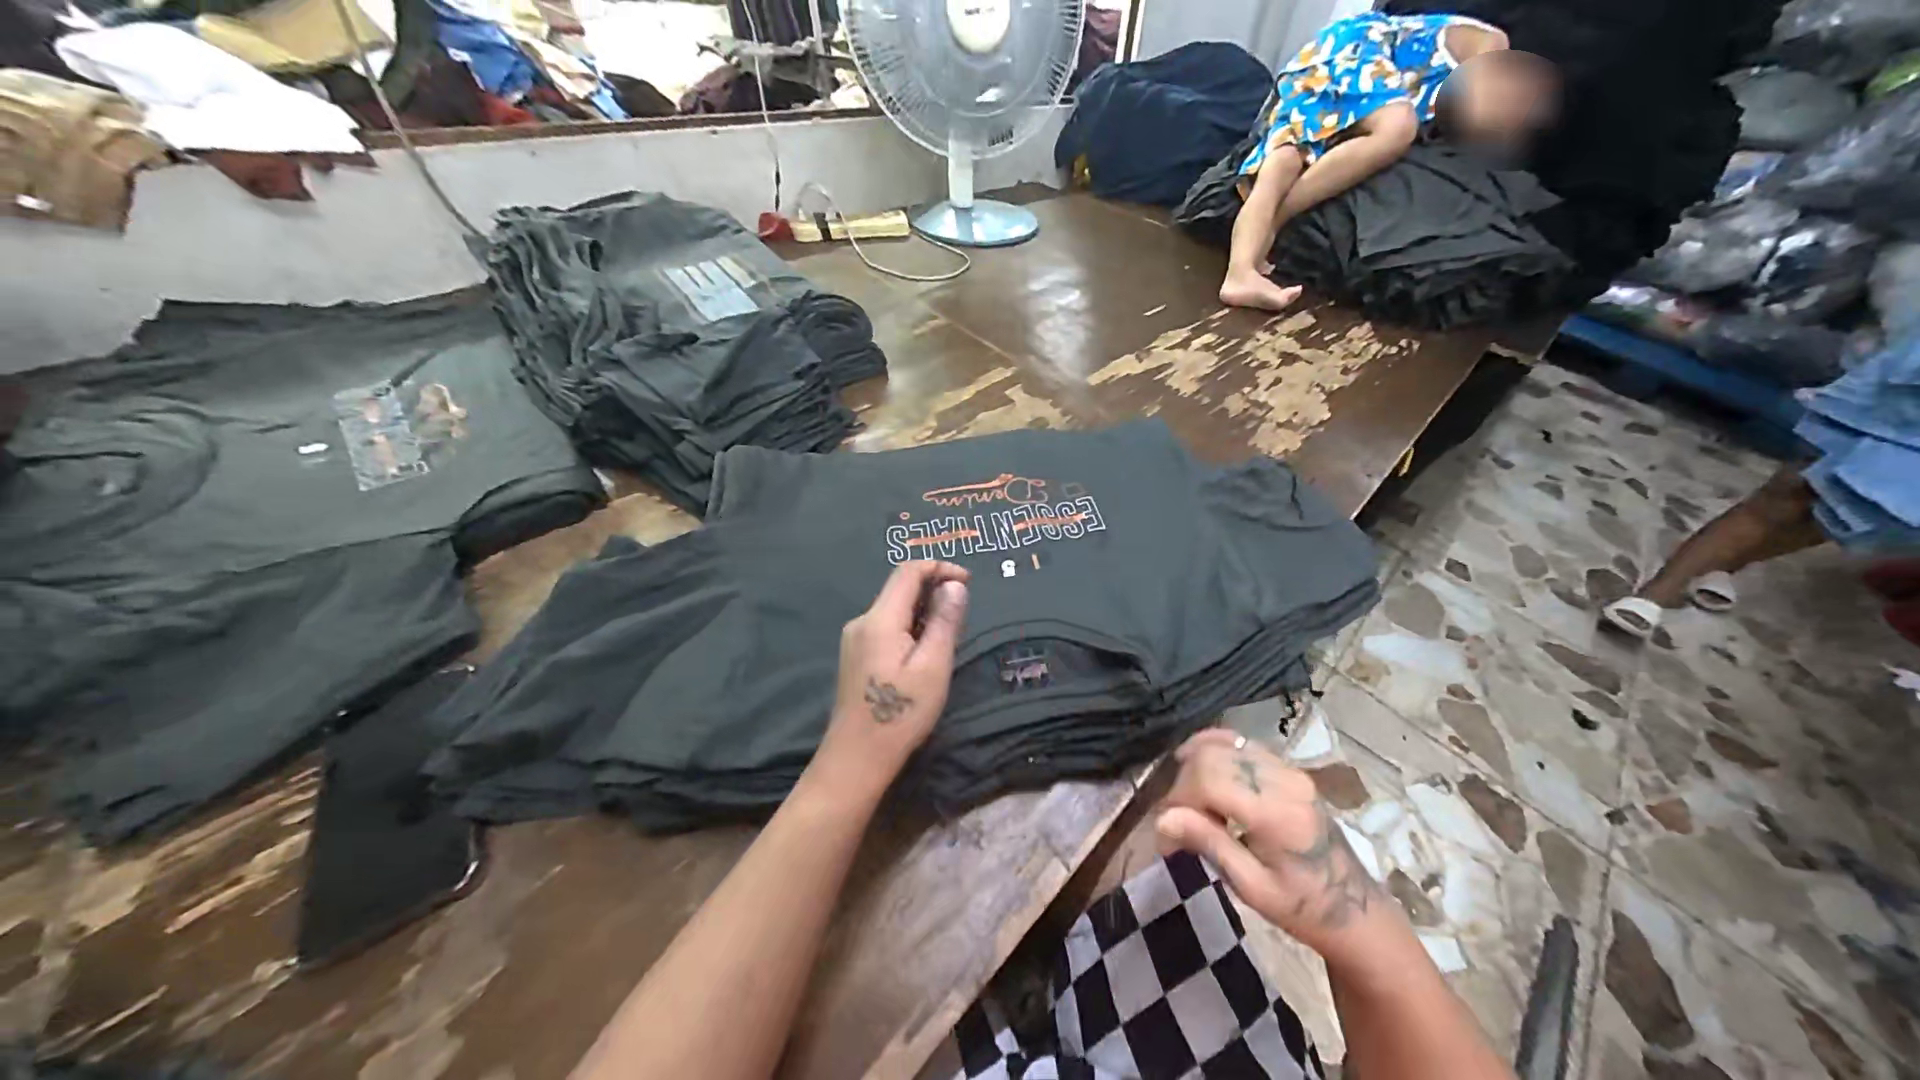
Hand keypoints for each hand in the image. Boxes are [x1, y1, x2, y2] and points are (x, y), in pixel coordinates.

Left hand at [809, 561, 970, 802]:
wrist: (857, 758)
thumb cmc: (900, 714)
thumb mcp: (933, 666)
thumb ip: (944, 621)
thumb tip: (955, 584)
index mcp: (879, 618)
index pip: (908, 571)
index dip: (940, 567)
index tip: (968, 581)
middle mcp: (862, 621)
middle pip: (899, 588)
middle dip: (933, 589)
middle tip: (961, 615)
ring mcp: (854, 638)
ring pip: (893, 608)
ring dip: (922, 610)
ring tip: (946, 637)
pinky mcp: (855, 655)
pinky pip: (886, 626)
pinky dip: (909, 627)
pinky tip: (922, 652)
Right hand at [1155, 729, 1404, 972]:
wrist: (1357, 912)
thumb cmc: (1303, 908)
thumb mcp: (1251, 887)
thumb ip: (1208, 843)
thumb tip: (1161, 819)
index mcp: (1277, 813)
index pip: (1209, 779)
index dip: (1178, 798)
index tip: (1168, 832)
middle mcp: (1284, 779)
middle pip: (1212, 755)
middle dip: (1184, 783)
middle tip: (1176, 821)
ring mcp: (1288, 769)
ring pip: (1223, 744)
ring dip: (1196, 767)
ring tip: (1191, 803)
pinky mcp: (1288, 768)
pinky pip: (1241, 744)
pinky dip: (1214, 751)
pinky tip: (1200, 769)